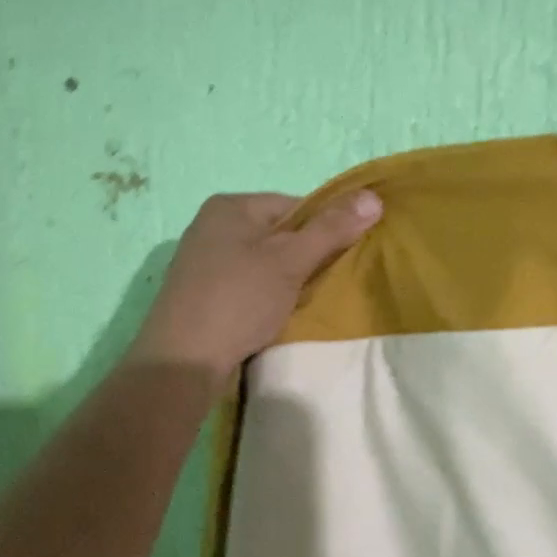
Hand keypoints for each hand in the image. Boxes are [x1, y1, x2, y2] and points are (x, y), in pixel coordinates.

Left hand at [133, 190, 382, 379]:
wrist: (184, 360)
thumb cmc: (238, 300)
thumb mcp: (290, 261)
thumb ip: (331, 230)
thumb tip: (373, 197)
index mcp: (231, 206)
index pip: (296, 205)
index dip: (326, 230)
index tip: (343, 259)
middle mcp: (212, 226)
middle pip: (279, 235)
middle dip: (307, 258)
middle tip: (327, 285)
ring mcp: (204, 262)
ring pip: (264, 263)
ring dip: (288, 282)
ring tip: (303, 305)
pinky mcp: (203, 294)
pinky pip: (248, 286)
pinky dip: (266, 298)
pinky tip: (275, 318)